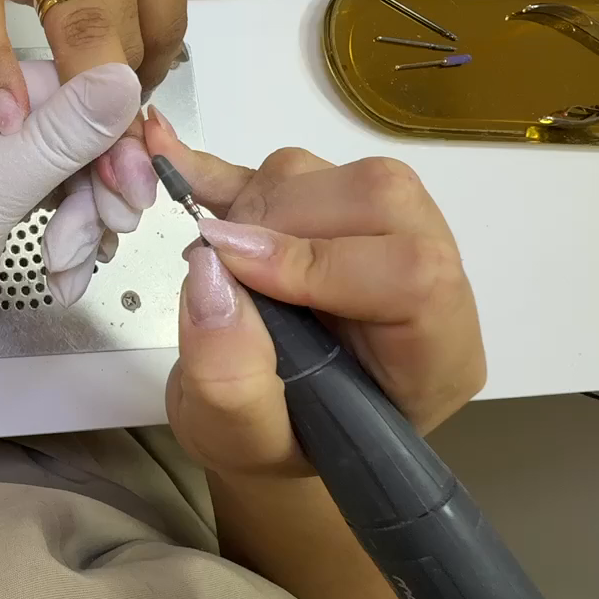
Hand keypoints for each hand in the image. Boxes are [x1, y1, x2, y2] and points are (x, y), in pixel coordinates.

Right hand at [0, 0, 186, 298]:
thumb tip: (140, 37)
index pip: (167, 28)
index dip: (152, 88)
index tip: (131, 124)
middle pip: (130, 48)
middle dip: (124, 120)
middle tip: (114, 177)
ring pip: (78, 44)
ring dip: (79, 117)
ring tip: (74, 170)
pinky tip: (6, 122)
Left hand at [0, 61, 139, 375]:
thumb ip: (64, 134)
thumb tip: (126, 74)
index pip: (74, 91)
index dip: (114, 141)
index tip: (135, 193)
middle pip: (76, 137)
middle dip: (95, 194)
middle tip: (107, 237)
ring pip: (68, 176)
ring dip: (80, 226)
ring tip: (66, 269)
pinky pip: (48, 202)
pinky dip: (63, 239)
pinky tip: (62, 275)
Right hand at [144, 112, 485, 475]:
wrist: (261, 424)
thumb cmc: (265, 443)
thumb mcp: (241, 440)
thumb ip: (230, 378)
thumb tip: (211, 267)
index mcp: (430, 350)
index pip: (412, 273)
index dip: (314, 258)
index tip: (224, 264)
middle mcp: (417, 276)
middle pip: (380, 196)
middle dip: (279, 217)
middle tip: (216, 257)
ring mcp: (366, 232)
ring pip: (329, 170)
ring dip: (252, 199)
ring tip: (211, 249)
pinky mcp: (312, 210)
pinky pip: (273, 169)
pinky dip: (214, 163)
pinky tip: (168, 155)